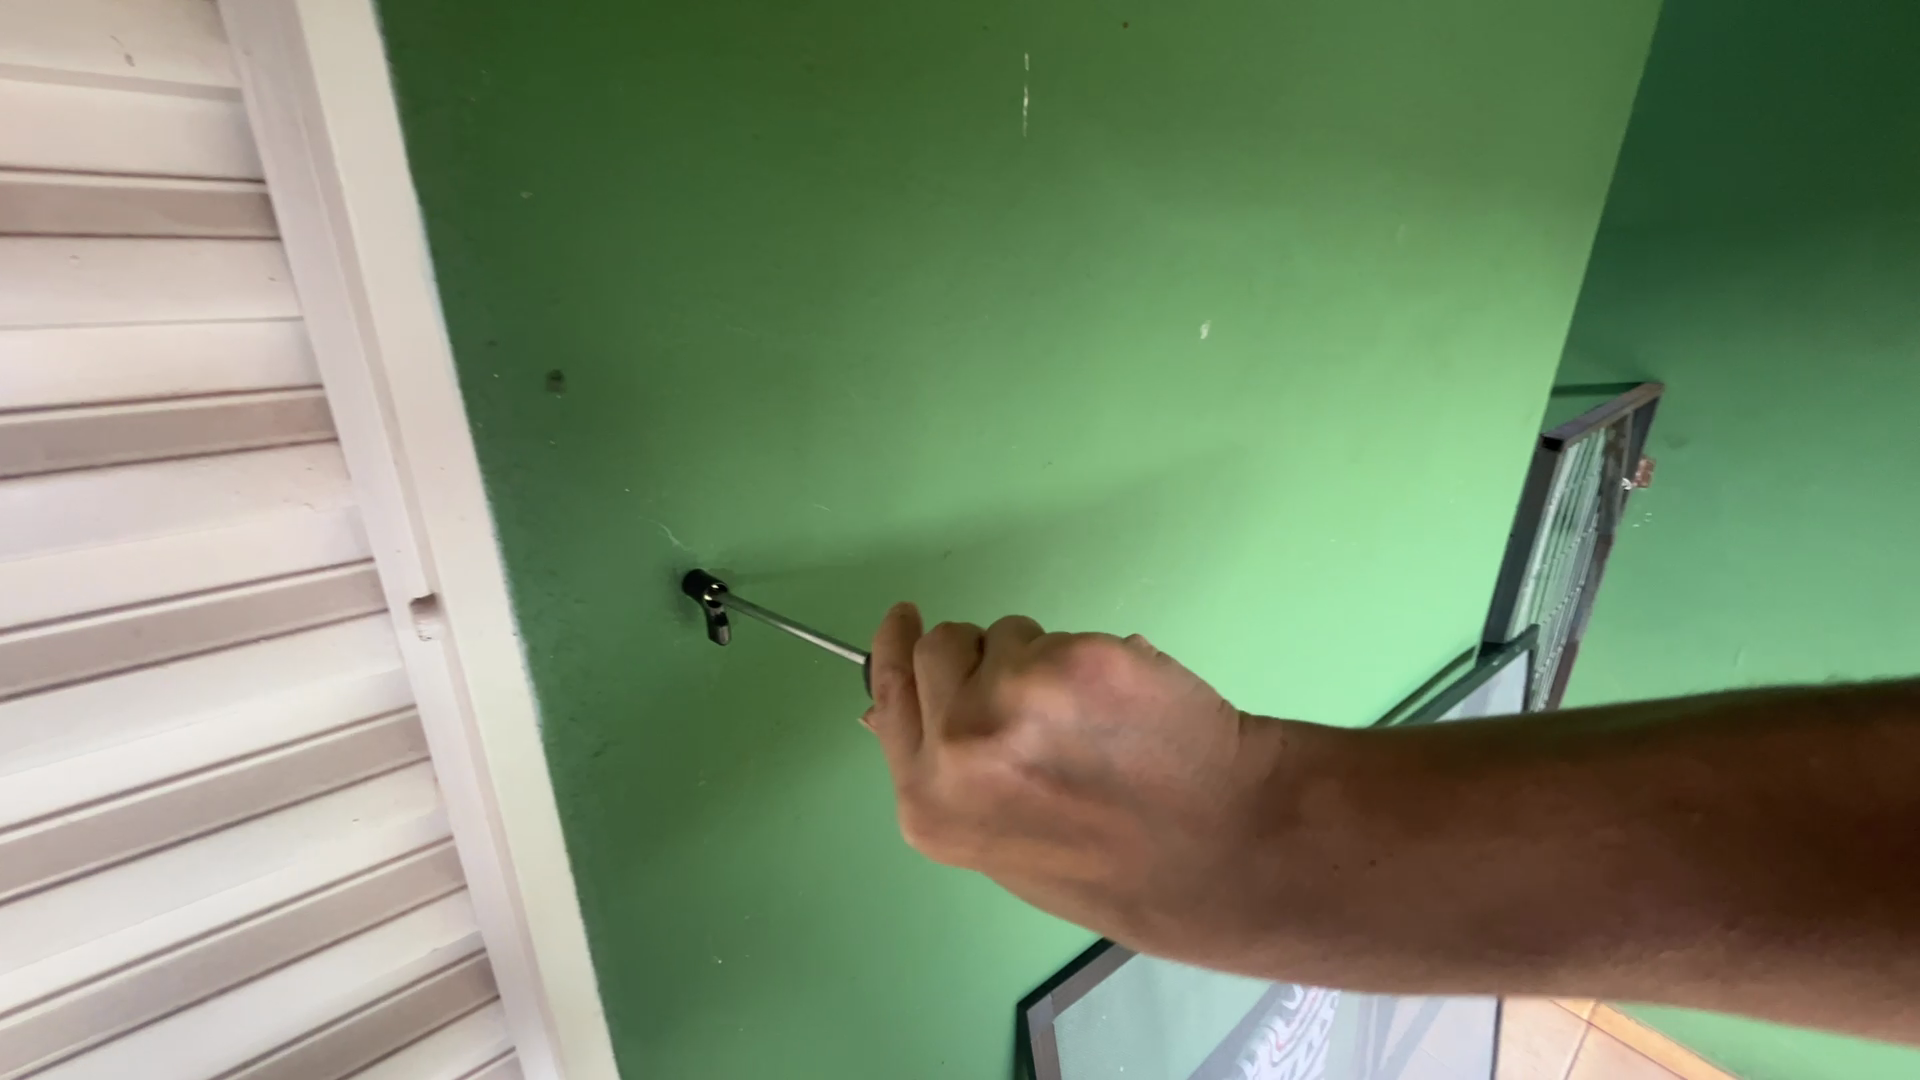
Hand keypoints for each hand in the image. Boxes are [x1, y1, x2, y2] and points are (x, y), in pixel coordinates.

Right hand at [861, 602, 1299, 969]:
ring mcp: (1008, 701)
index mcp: (928, 803)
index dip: (893, 646)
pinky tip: (1118, 702)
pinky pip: (1055, 634)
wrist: (1216, 851)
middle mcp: (952, 750)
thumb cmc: (1105, 855)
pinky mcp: (1066, 664)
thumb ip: (940, 768)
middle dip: (977, 655)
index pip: (888, 693)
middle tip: (1030, 693)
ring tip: (1084, 715)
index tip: (904, 615)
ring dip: (1033, 657)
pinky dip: (1084, 656)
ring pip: (1001, 632)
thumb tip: (884, 710)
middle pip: (936, 647)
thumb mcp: (994, 833)